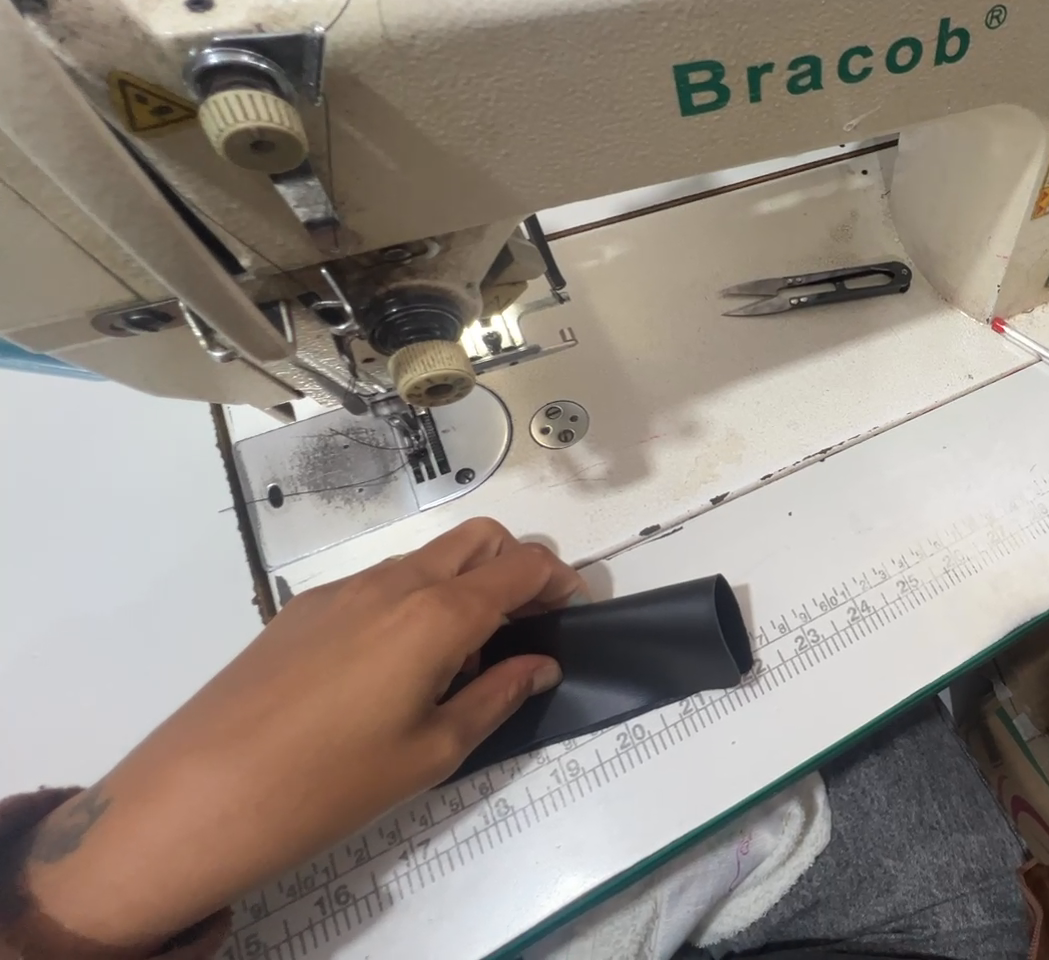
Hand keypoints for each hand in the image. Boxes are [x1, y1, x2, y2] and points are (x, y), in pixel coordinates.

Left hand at [23, 518, 582, 948]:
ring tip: (459, 651)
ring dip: (468, 580)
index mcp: (439, 614)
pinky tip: (395, 663)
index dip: (561, 580)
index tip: (571, 611)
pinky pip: (385, 580)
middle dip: (518, 565)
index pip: (525, 565)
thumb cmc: (327, 786)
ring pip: (432, 555)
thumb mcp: (435, 751)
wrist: (177, 812)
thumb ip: (501, 694)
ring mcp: (344, 591)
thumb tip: (541, 664)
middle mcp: (397, 584)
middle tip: (523, 621)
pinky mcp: (302, 609)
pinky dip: (418, 596)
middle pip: (483, 537)